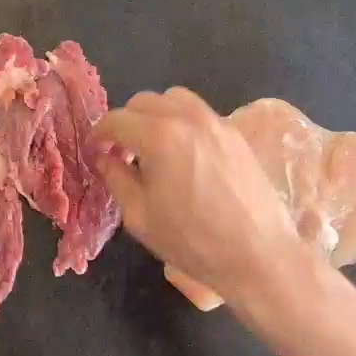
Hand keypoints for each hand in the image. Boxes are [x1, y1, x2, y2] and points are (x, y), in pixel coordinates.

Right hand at [94, 88, 317, 306]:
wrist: (259, 255)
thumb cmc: (193, 241)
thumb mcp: (140, 216)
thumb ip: (116, 178)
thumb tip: (104, 158)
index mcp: (158, 136)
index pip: (116, 120)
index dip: (100, 134)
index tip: (95, 151)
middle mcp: (186, 117)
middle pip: (143, 102)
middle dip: (127, 122)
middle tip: (122, 152)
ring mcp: (215, 122)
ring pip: (173, 99)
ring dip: (155, 115)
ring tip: (154, 146)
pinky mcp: (234, 133)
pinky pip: (198, 113)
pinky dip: (181, 121)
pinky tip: (184, 154)